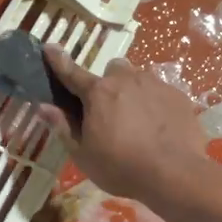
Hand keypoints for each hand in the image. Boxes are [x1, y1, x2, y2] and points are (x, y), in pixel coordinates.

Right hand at [35, 44, 209, 201]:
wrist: (175, 175)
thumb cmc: (121, 167)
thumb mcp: (83, 154)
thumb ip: (63, 127)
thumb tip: (43, 106)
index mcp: (97, 93)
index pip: (71, 72)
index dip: (58, 60)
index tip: (49, 47)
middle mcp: (125, 80)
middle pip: (112, 70)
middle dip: (108, 83)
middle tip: (109, 109)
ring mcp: (155, 85)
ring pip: (138, 78)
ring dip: (133, 91)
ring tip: (138, 119)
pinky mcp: (179, 96)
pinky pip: (161, 92)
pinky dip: (156, 103)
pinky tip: (159, 127)